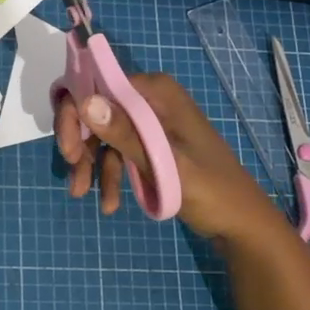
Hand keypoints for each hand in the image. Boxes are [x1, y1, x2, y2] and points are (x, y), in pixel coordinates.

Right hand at [55, 73, 279, 240]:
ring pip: (101, 133)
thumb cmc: (210, 190)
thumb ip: (125, 134)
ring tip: (82, 194)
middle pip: (95, 109)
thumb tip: (85, 101)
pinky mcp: (150, 144)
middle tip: (73, 172)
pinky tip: (108, 202)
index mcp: (157, 92)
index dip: (75, 114)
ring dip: (90, 163)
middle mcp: (151, 99)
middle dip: (80, 142)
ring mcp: (150, 122)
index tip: (68, 150)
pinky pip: (116, 150)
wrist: (240, 222)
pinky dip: (107, 173)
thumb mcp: (164, 164)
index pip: (98, 86)